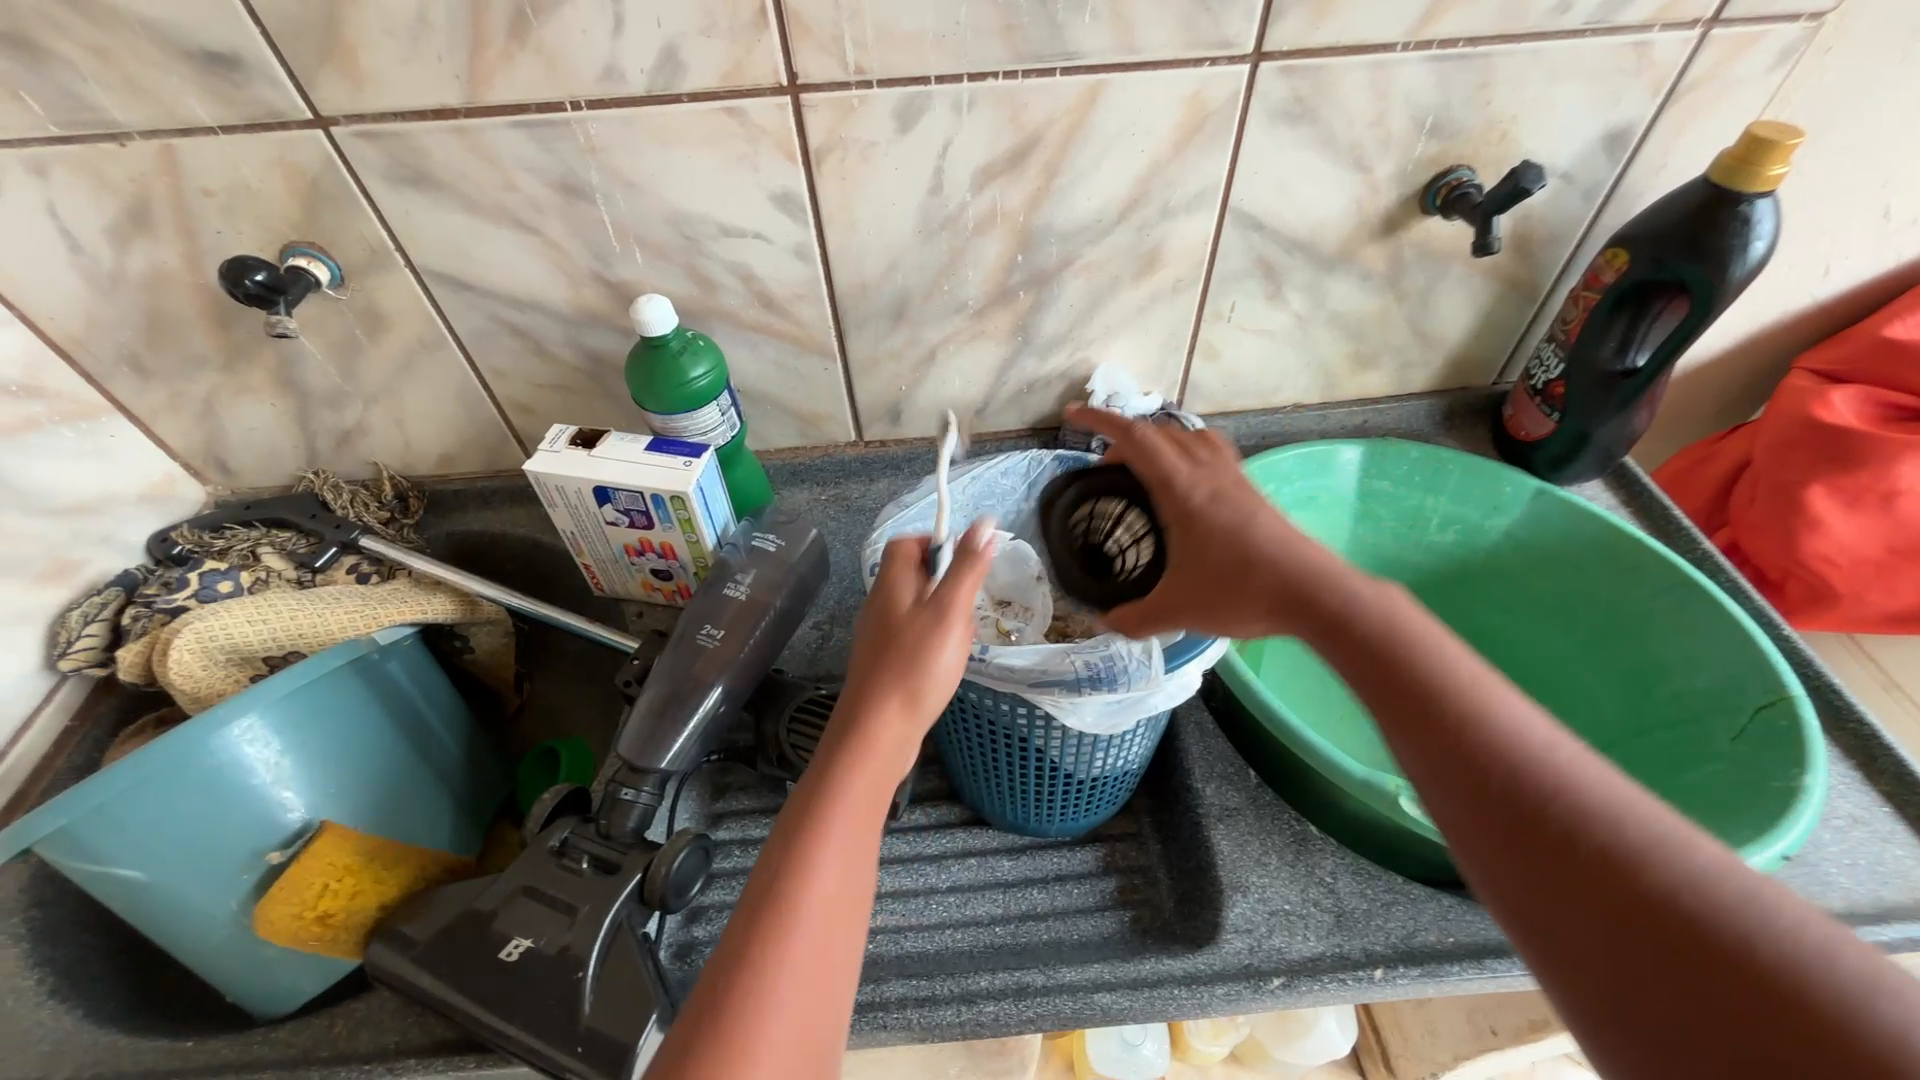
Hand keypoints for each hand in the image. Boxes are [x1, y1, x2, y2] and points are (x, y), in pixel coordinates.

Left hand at [832, 520, 997, 777]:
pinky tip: (946, 667)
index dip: (936, 543)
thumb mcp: (950, 612)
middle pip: (915, 576)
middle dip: (949, 588)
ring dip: (946, 621)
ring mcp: (879, 636)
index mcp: (891, 584)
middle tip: (966, 612)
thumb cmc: (916, 667)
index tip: (965, 563)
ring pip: (919, 610)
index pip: (906, 543)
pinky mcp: (884, 663)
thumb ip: (967, 567)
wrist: (877, 733)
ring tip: (958, 645)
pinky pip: (914, 639)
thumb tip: (985, 523)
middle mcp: (880, 604)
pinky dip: (935, 646)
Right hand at [1064, 405, 1370, 640]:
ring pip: (1188, 435)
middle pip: (1158, 431)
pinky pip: (1210, 449)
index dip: (1099, 421)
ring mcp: (1233, 477)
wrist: (1312, 592)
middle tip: (1101, 465)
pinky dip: (1185, 450)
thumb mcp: (1177, 609)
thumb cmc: (1241, 591)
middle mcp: (1206, 471)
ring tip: (1140, 466)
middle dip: (1122, 435)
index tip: (1070, 416)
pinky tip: (1184, 482)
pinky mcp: (1249, 489)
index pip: (1134, 438)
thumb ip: (1134, 617)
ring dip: (1157, 439)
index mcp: (1182, 488)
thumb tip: (1103, 623)